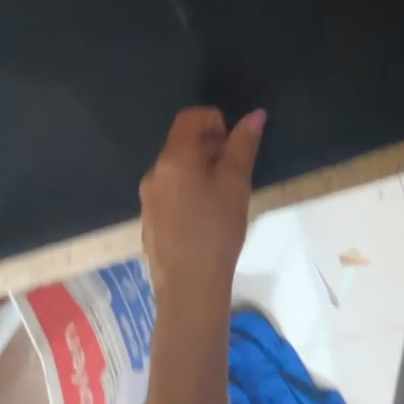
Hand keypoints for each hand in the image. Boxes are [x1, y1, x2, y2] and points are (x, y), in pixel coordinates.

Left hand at [139, 107, 265, 299]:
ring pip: (176, 167)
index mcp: (173, 157)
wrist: (189, 288)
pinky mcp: (149, 220)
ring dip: (200, 167)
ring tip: (223, 193)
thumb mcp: (236, 182)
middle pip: (181, 141)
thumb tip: (255, 115)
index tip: (234, 142)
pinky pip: (169, 190)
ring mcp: (148, 198)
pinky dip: (188, 189)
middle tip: (234, 168)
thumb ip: (243, 144)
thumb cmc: (216, 229)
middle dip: (210, 145)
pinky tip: (206, 215)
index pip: (190, 117)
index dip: (214, 120)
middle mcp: (154, 172)